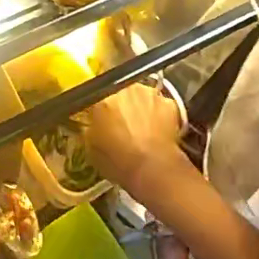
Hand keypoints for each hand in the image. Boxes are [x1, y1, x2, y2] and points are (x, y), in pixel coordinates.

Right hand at [84, 82, 193, 197]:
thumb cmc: (118, 162)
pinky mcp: (169, 103)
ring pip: (141, 95)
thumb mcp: (91, 148)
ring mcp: (149, 93)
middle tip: (121, 123)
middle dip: (120, 104)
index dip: (97, 107)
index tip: (98, 118)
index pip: (94, 95)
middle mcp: (125, 88)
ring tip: (140, 127)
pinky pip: (159, 104)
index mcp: (102, 97)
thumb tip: (90, 124)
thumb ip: (89, 128)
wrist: (154, 170)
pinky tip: (156, 130)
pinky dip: (158, 113)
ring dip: (139, 106)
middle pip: (119, 91)